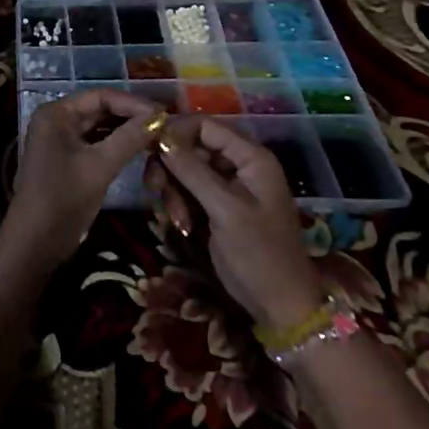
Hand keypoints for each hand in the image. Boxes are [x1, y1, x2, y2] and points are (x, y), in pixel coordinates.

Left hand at [1, 90, 159, 274]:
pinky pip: (97, 143)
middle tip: (169, 124)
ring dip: (128, 130)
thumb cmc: (63, 197)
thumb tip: (161, 116)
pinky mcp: (70, 159)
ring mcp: (62, 140)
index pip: (101, 96)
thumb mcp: (99, 166)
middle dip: (132, 116)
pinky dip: (118, 145)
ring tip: (161, 135)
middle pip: (101, 109)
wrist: (37, 239)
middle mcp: (57, 120)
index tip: (166, 114)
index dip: (134, 103)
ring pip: (101, 127)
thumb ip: (129, 138)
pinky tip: (143, 149)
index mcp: (56, 113)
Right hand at [145, 118, 326, 328]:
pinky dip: (176, 203)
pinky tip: (180, 225)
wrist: (278, 303)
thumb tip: (160, 136)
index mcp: (251, 158)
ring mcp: (225, 184)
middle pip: (188, 145)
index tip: (150, 151)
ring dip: (171, 190)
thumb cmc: (260, 253)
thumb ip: (192, 171)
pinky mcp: (213, 203)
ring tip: (176, 219)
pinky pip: (184, 188)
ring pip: (181, 168)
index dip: (175, 132)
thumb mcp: (225, 210)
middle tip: (157, 191)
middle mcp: (237, 164)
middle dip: (169, 168)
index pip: (204, 125)